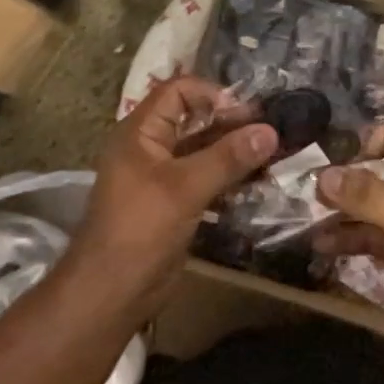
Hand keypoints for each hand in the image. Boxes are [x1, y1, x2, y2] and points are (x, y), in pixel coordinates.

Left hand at [67, 76, 277, 315]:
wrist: (111, 292)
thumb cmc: (141, 227)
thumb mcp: (185, 187)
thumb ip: (228, 157)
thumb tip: (271, 130)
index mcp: (140, 131)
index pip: (178, 91)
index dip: (212, 94)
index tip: (248, 112)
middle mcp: (150, 147)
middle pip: (194, 120)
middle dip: (230, 124)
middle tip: (270, 133)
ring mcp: (161, 177)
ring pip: (203, 152)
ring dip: (234, 153)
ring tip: (272, 157)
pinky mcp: (174, 205)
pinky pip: (205, 180)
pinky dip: (228, 179)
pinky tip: (257, 184)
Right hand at [314, 123, 383, 354]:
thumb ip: (367, 194)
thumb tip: (322, 174)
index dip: (360, 142)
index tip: (325, 158)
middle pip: (375, 171)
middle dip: (342, 179)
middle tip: (304, 190)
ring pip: (368, 206)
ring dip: (340, 211)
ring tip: (305, 218)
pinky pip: (370, 237)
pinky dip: (347, 239)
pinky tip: (321, 245)